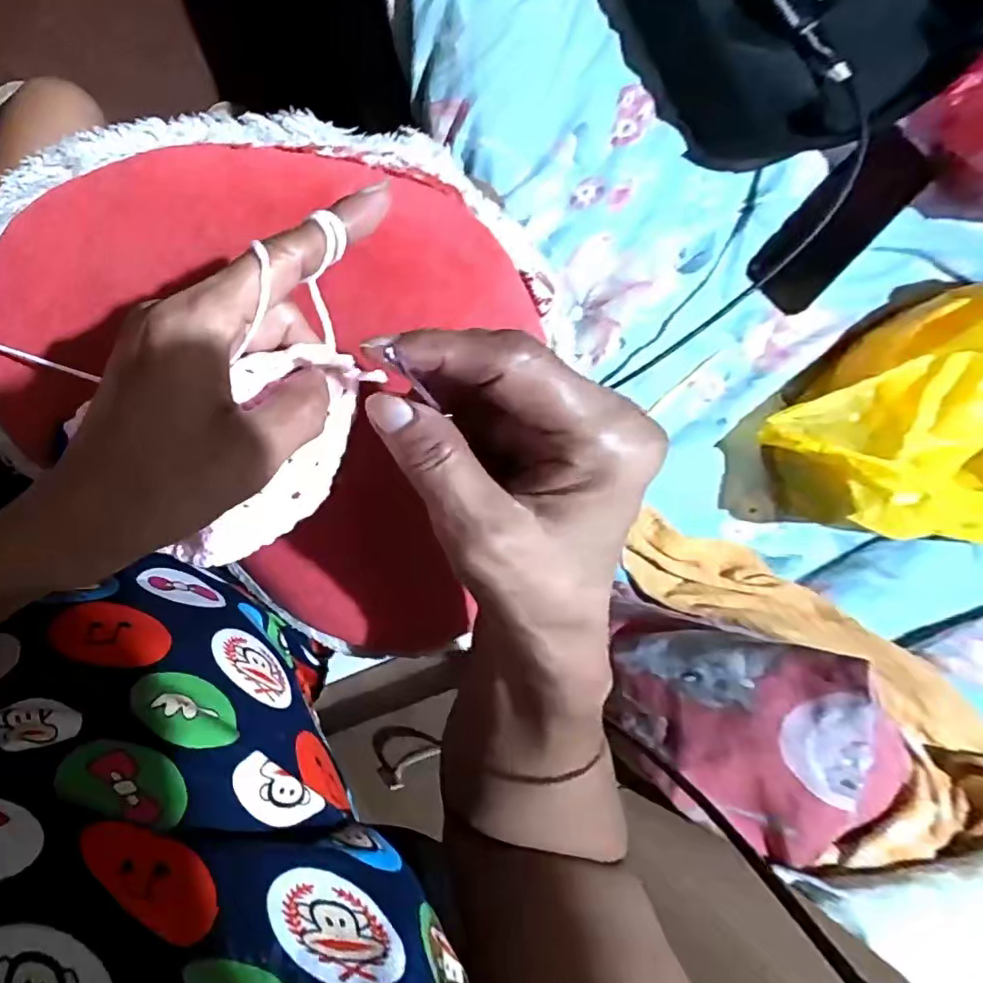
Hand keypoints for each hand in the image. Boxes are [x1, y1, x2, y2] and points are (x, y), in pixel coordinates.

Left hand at [13, 183, 391, 579]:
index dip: (333, 230)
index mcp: (196, 322)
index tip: (378, 197)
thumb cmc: (169, 486)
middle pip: (257, 300)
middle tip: (314, 394)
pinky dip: (237, 366)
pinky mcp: (140, 360)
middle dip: (296, 338)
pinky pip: (205, 343)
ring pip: (232, 324)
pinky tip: (246, 407)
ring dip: (266, 358)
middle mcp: (167, 313)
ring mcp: (148, 335)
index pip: (276, 260)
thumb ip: (305, 402)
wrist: (85, 518)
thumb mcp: (255, 451)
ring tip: (276, 414)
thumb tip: (318, 377)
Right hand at [364, 329, 664, 709]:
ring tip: (388, 391)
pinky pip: (486, 403)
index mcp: (606, 434)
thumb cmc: (526, 590)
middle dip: (439, 364)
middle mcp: (600, 415)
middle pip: (509, 364)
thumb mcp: (477, 529)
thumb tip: (381, 399)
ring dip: (437, 383)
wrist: (544, 632)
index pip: (519, 366)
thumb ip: (433, 461)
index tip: (380, 350)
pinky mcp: (542, 436)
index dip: (446, 351)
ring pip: (492, 379)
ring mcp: (571, 423)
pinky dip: (444, 405)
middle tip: (375, 367)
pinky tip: (415, 413)